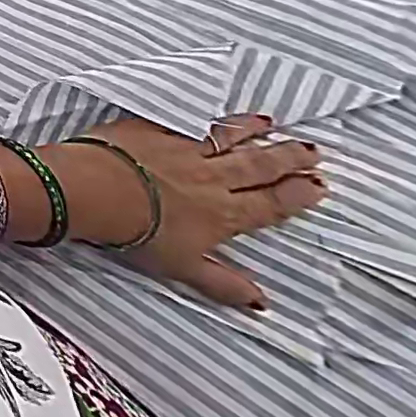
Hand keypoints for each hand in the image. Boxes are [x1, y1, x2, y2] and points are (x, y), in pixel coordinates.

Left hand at [42, 114, 325, 308]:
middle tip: (313, 150)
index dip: (296, 195)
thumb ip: (223, 282)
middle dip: (288, 158)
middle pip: (258, 165)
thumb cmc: (137, 233)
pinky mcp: (153, 129)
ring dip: (251, 131)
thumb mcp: (184, 267)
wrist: (98, 190)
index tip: (318, 185)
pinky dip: (204, 117)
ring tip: (270, 124)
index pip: (269, 203)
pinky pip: (186, 121)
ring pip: (226, 137)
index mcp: (222, 213)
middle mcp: (210, 177)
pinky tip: (212, 112)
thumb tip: (262, 304)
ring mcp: (181, 149)